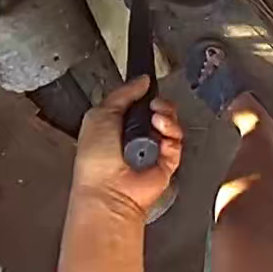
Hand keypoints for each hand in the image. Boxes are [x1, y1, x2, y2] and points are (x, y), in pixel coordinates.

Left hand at [72, 76, 183, 219]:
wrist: (108, 191)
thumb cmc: (95, 160)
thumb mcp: (101, 114)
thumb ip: (123, 94)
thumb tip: (142, 80)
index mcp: (118, 125)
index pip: (140, 102)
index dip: (145, 95)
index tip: (147, 89)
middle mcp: (137, 137)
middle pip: (160, 111)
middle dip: (161, 105)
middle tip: (154, 106)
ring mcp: (153, 150)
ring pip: (171, 124)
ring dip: (167, 117)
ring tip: (157, 120)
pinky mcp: (167, 163)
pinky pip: (177, 142)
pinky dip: (172, 136)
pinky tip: (162, 136)